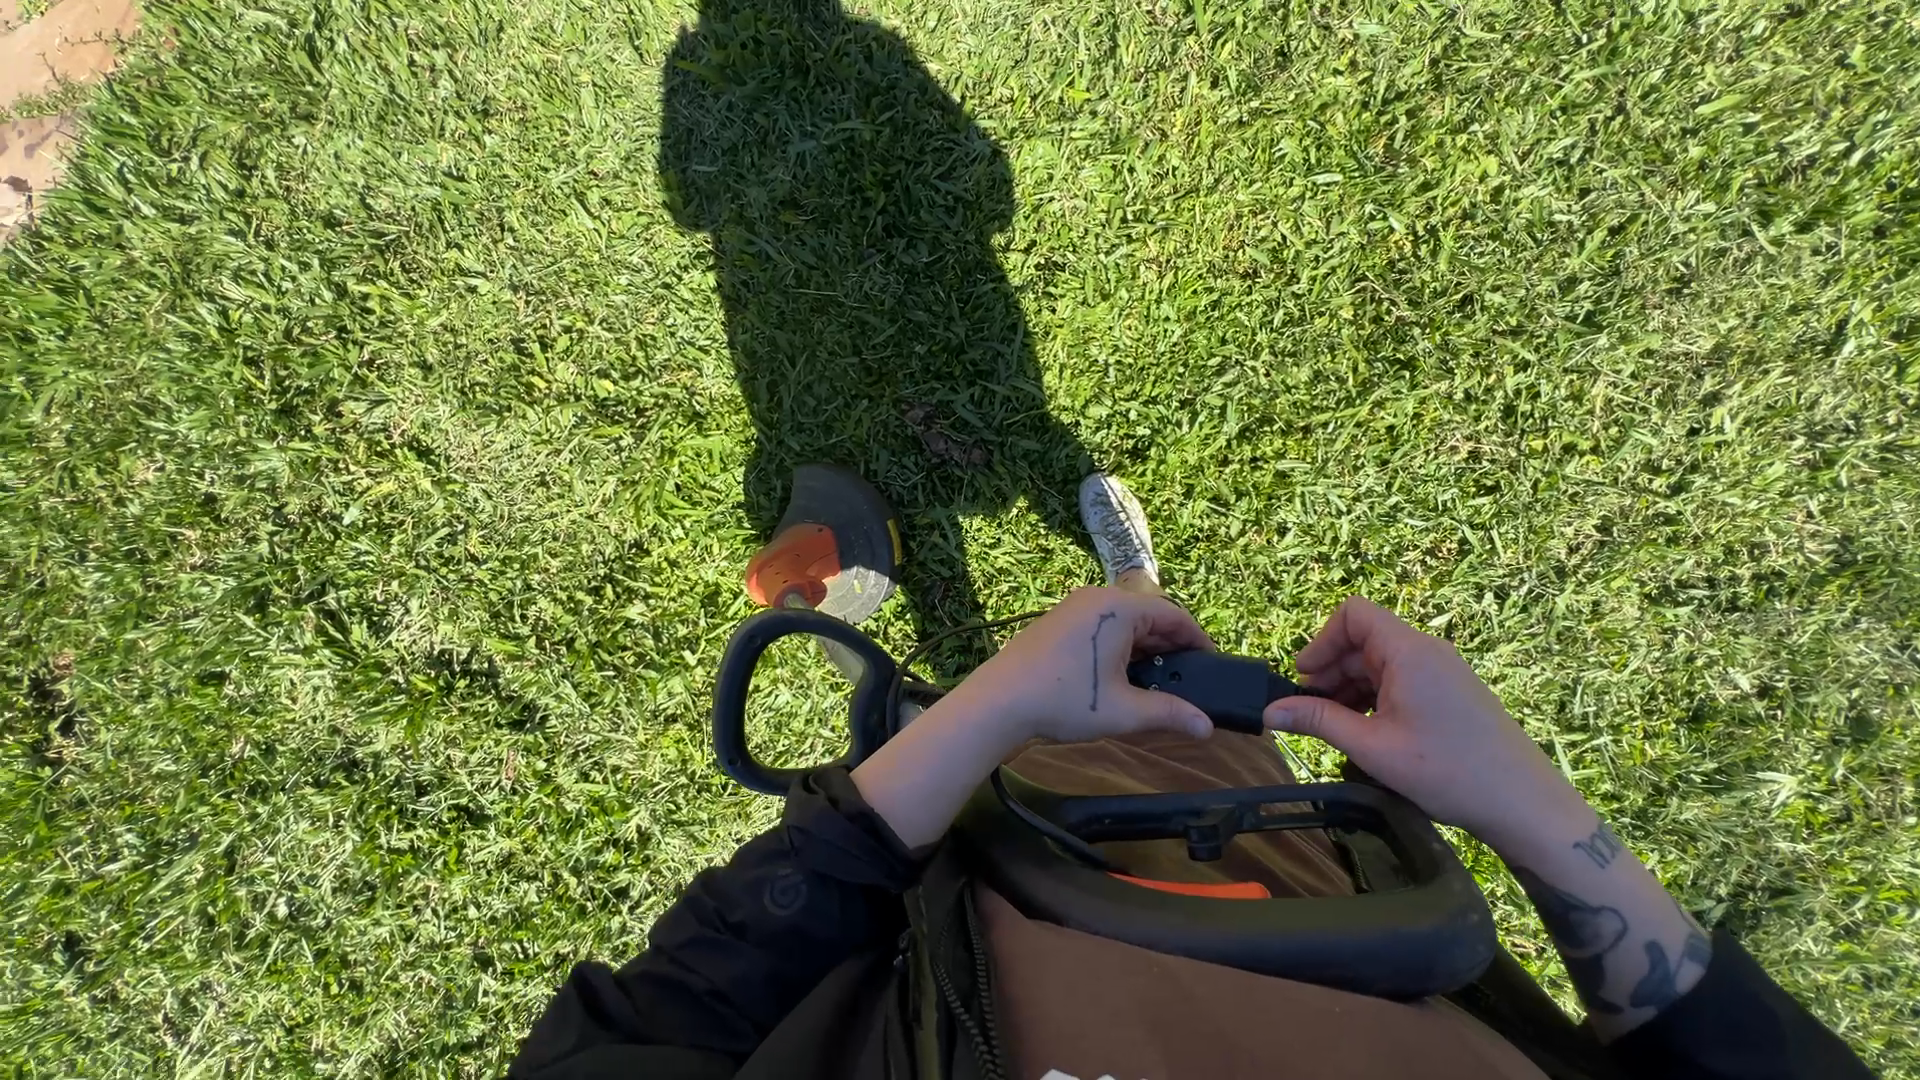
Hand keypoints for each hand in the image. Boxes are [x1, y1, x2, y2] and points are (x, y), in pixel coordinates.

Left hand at [942, 586, 1216, 744]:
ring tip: (1159, 682)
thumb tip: (1206, 727)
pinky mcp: (1059, 622)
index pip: (1173, 614)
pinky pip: (1102, 626)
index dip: (1197, 639)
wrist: (999, 702)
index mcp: (1117, 608)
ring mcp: (1074, 607)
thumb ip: (1169, 714)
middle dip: (1171, 645)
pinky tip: (1123, 676)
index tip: (1213, 665)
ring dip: (1145, 647)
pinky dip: (1120, 646)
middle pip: (1148, 614)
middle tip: (1188, 678)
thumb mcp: (1123, 711)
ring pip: (1124, 621)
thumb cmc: (1064, 700)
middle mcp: (1096, 598)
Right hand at [1263, 596, 1588, 854]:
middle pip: (1361, 640)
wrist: (1527, 807)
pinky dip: (1373, 697)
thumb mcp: (1372, 747)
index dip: (1321, 640)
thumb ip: (1317, 721)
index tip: (1305, 677)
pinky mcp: (1449, 693)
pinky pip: (1398, 680)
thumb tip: (1269, 712)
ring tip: (1335, 726)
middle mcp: (1426, 652)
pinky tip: (1365, 731)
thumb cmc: (1447, 771)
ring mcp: (1441, 672)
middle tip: (1310, 711)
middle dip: (1329, 670)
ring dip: (1348, 688)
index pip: (1353, 613)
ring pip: (1378, 663)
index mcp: (1409, 652)